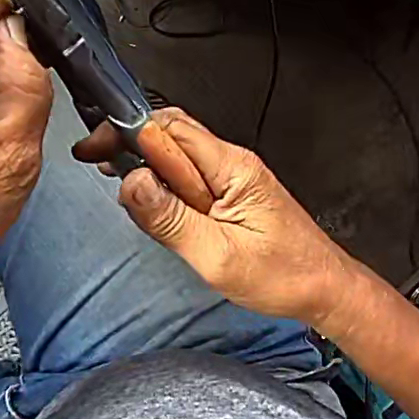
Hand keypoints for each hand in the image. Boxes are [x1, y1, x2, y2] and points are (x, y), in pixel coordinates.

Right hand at [73, 109, 364, 325]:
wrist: (323, 289)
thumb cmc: (284, 276)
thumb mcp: (219, 256)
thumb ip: (171, 219)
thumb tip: (132, 183)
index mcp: (234, 168)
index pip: (171, 130)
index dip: (129, 133)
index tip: (96, 149)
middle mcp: (234, 163)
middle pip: (173, 133)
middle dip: (132, 144)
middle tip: (99, 164)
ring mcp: (234, 178)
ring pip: (179, 155)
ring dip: (148, 167)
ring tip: (123, 189)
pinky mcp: (232, 195)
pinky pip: (191, 178)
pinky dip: (166, 185)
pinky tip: (153, 203)